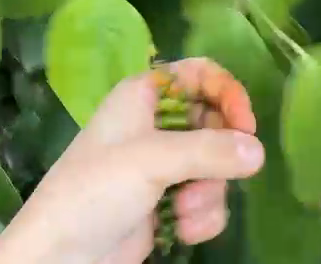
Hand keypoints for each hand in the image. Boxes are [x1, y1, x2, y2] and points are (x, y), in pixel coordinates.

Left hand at [0, 58, 265, 263]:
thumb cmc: (97, 188)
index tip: (246, 124)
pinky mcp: (167, 203)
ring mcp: (162, 165)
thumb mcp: (151, 160)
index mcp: (144, 94)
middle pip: (214, 122)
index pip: (199, 74)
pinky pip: (206, 199)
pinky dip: (201, 216)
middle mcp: (156, 123)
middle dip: (219, 155)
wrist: (62, 255)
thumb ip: (208, 151)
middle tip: (219, 174)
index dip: (227, 93)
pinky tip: (179, 230)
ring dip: (208, 192)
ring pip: (215, 166)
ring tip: (183, 210)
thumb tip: (259, 151)